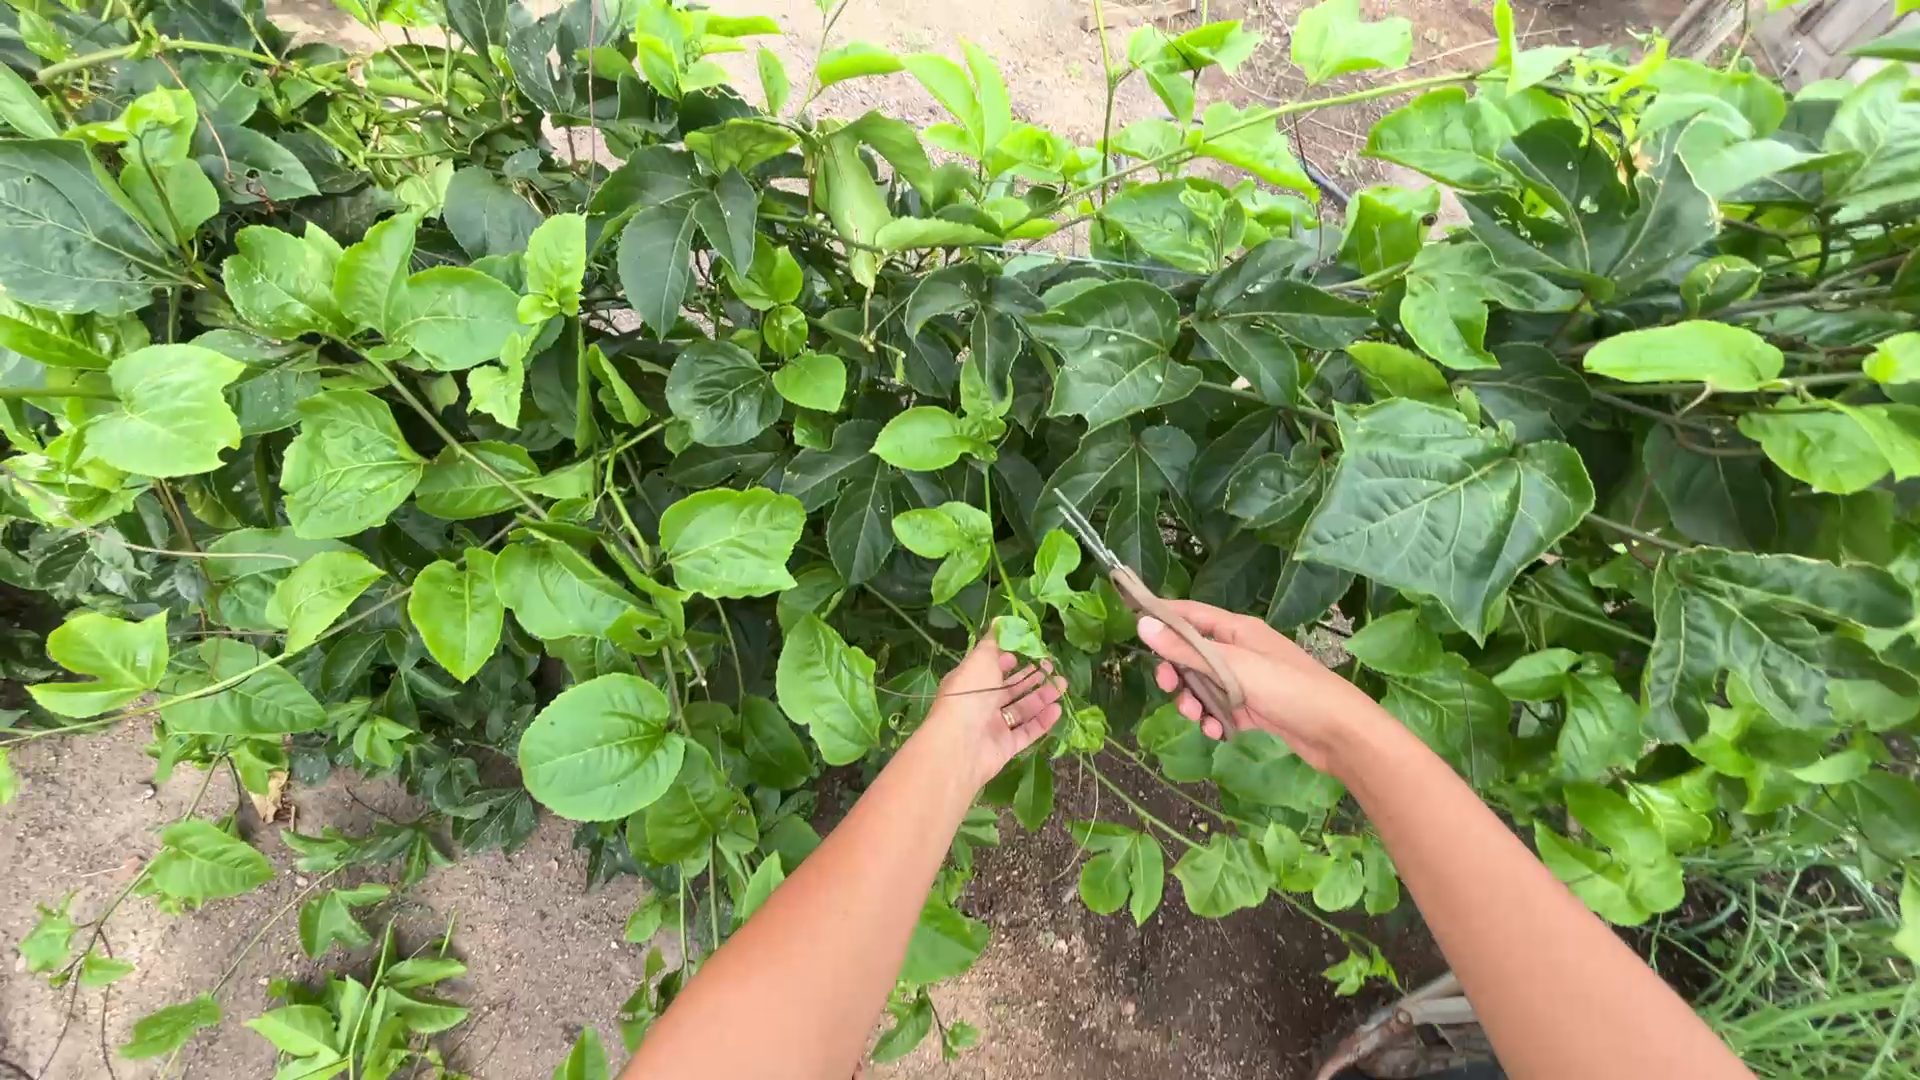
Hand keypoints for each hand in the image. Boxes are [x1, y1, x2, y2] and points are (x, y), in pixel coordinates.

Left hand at [920, 633, 1064, 787]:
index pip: (991, 668)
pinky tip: (1058, 709)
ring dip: (1042, 697)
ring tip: (1062, 684)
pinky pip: (1027, 732)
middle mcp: (980, 704)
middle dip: (1031, 677)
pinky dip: (1042, 722)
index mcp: (970, 681)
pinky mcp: (1005, 747)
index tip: (1027, 652)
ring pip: (1021, 710)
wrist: (959, 744)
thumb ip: (993, 642)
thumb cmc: (968, 694)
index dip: (1008, 660)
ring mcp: (993, 727)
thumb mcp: (980, 659)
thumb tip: (999, 620)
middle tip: (1052, 668)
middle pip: (1010, 689)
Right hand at [1135, 600, 1386, 772]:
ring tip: (1197, 717)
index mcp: (1236, 629)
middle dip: (1176, 670)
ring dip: (1193, 699)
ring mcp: (1247, 679)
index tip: (1133, 623)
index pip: (1189, 613)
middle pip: (1192, 652)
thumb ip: (1186, 650)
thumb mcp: (1231, 667)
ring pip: (1204, 684)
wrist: (1338, 732)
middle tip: (1168, 686)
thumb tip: (1142, 624)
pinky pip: (1221, 707)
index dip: (1161, 616)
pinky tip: (1216, 731)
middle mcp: (1240, 649)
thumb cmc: (1288, 688)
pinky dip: (1213, 718)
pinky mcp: (1254, 706)